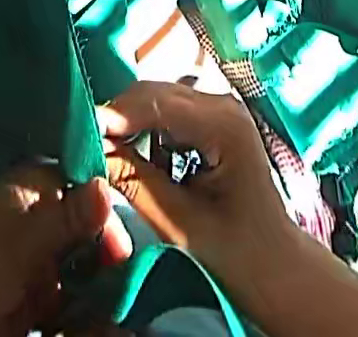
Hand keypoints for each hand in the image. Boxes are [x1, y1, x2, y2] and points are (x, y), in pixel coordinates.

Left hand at [0, 166, 132, 336]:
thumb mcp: (22, 246)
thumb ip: (67, 217)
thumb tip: (108, 186)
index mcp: (32, 186)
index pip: (85, 177)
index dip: (109, 201)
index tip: (129, 234)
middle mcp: (41, 211)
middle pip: (91, 216)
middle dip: (110, 240)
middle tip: (126, 270)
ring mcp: (41, 251)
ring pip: (87, 251)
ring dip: (103, 271)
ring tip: (121, 288)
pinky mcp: (42, 288)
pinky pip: (78, 283)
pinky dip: (91, 294)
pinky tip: (104, 305)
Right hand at [95, 81, 300, 277]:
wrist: (274, 263)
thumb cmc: (236, 250)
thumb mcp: (179, 223)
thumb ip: (136, 182)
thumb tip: (94, 150)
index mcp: (224, 125)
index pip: (158, 103)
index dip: (117, 113)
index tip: (83, 131)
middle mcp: (223, 104)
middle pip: (157, 93)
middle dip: (120, 115)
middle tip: (88, 143)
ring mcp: (220, 108)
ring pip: (159, 98)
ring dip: (132, 121)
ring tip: (109, 151)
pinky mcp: (213, 118)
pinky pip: (170, 110)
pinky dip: (148, 128)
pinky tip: (140, 155)